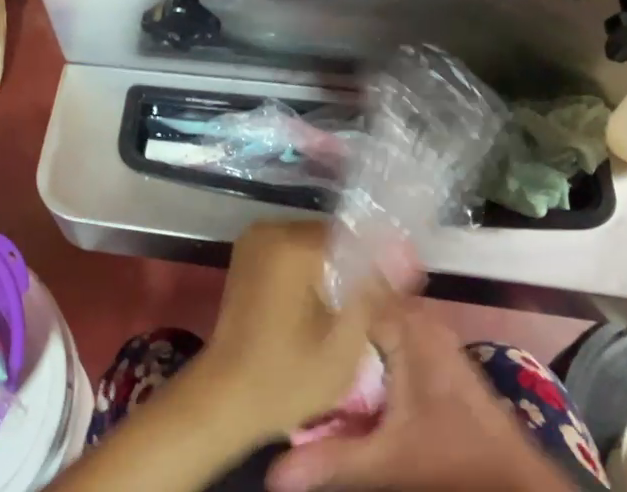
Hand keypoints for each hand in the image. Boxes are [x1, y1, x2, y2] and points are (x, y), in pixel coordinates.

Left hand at [180, 220, 386, 443]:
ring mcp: (254, 242)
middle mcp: (270, 231)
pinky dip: (313, 273)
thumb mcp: (345, 342)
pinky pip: (294, 254)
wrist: (226, 395)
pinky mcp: (248, 258)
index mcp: (293, 244)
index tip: (399, 293)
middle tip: (380, 304)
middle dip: (360, 265)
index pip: (356, 237)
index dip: (383, 263)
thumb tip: (401, 262)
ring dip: (337, 270)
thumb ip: (373, 293)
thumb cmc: (287, 376)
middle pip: (334, 238)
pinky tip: (326, 305)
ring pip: (315, 245)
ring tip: (354, 308)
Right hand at [267, 302, 577, 491]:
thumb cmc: (455, 464)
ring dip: (340, 330)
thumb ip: (329, 459)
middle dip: (322, 310)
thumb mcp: (386, 463)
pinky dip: (360, 349)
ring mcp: (430, 342)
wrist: (518, 490)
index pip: (353, 285)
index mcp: (409, 328)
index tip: (276, 294)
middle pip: (359, 302)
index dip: (313, 288)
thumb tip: (271, 473)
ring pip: (372, 322)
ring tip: (294, 333)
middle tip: (278, 316)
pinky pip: (385, 340)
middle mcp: (420, 324)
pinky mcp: (433, 364)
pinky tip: (332, 364)